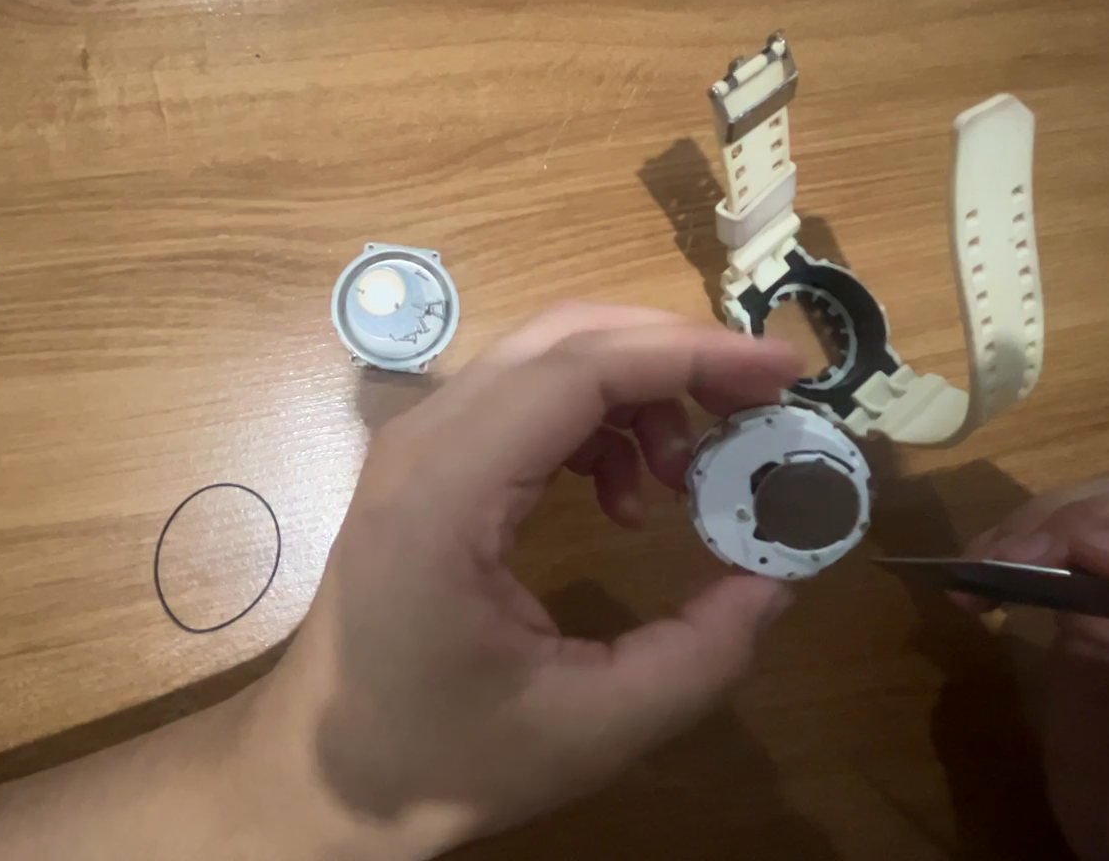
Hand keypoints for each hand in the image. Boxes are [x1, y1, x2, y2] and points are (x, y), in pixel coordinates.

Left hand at [237, 302, 802, 858]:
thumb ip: (699, 656)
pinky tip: (619, 493)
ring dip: (632, 390)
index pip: (578, 371)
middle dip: (670, 354)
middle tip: (752, 407)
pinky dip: (592, 420)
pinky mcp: (426, 457)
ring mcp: (416, 440)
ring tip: (680, 476)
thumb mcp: (589, 727)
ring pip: (543, 359)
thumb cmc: (439, 755)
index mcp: (446, 490)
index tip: (782, 368)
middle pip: (561, 340)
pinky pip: (522, 399)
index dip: (689, 353)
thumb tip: (776, 578)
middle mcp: (422, 438)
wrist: (326, 768)